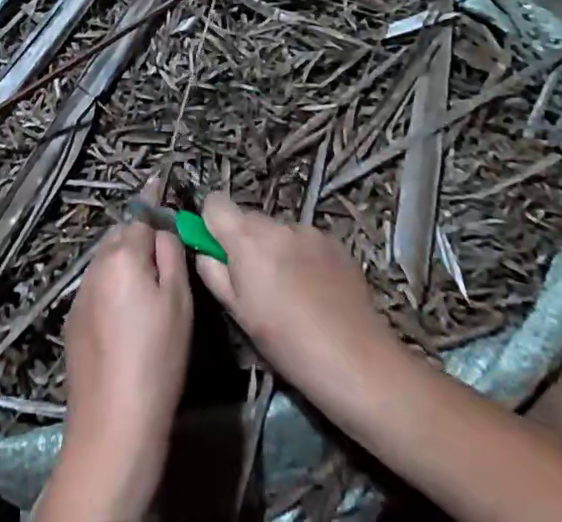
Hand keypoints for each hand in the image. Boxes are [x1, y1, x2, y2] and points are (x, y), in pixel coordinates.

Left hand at [40, 221, 191, 520]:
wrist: (114, 420)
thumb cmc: (158, 358)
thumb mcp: (178, 302)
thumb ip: (170, 255)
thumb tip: (162, 228)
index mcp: (121, 256)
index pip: (139, 215)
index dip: (153, 200)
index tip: (159, 181)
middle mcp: (94, 266)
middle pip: (119, 235)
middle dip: (139, 232)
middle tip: (165, 249)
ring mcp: (79, 293)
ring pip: (106, 260)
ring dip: (124, 258)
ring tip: (149, 282)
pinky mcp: (73, 318)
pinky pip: (97, 285)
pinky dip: (112, 283)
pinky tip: (127, 312)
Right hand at [194, 192, 396, 401]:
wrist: (356, 359)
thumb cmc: (286, 342)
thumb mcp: (238, 314)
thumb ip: (214, 274)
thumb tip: (206, 254)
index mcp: (247, 239)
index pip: (215, 203)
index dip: (212, 223)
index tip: (217, 250)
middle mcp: (278, 226)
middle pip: (249, 219)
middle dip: (245, 241)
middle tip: (255, 281)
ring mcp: (311, 232)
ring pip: (279, 232)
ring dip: (276, 249)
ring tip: (290, 290)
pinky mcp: (336, 244)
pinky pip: (306, 242)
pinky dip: (303, 257)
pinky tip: (316, 290)